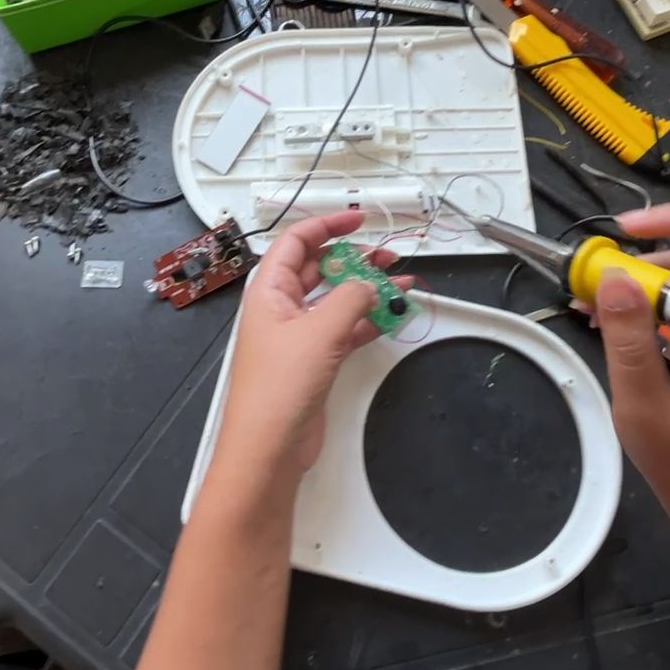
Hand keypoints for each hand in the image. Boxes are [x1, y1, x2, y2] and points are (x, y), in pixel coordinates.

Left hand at [215, 211, 404, 481]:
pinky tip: (393, 315)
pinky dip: (368, 320)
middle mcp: (282, 307)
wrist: (268, 450)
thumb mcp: (319, 331)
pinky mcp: (314, 360)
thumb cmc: (281, 386)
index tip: (360, 219)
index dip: (327, 225)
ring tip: (401, 282)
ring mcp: (298, 334)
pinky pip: (345, 329)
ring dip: (367, 290)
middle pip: (321, 268)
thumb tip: (369, 283)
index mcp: (270, 289)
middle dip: (355, 258)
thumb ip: (350, 298)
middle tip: (390, 256)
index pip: (297, 241)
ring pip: (336, 299)